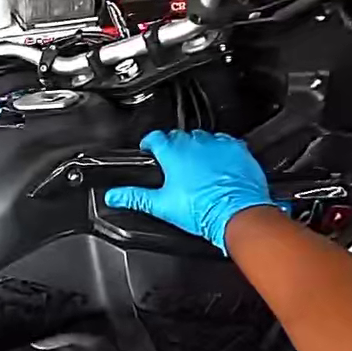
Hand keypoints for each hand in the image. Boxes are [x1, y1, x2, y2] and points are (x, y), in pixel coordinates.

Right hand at [105, 130, 273, 253]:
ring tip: (196, 164)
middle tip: (173, 162)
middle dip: (173, 145)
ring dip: (197, 146)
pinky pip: (225, 142)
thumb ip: (134, 197)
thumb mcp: (161, 205)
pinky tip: (220, 164)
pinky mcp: (237, 148)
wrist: (238, 214)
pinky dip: (220, 150)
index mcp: (172, 152)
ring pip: (202, 137)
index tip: (149, 148)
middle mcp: (194, 143)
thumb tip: (113, 197)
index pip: (155, 137)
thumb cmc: (202, 210)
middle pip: (178, 136)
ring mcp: (217, 144)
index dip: (150, 142)